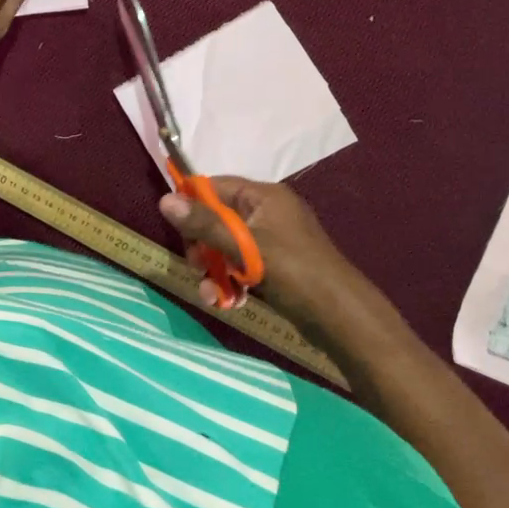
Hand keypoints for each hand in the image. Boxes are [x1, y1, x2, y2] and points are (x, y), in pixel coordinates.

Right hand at [160, 177, 389, 335]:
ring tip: (213, 294)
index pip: (214, 186)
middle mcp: (267, 212)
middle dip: (202, 245)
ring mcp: (272, 240)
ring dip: (214, 270)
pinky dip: (230, 282)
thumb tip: (164, 199)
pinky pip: (240, 266)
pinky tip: (229, 301)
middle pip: (216, 218)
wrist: (344, 321)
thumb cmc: (296, 273)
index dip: (192, 205)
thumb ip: (204, 224)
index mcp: (265, 196)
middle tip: (198, 267)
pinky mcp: (275, 267)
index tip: (180, 231)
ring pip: (225, 246)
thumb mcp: (245, 247)